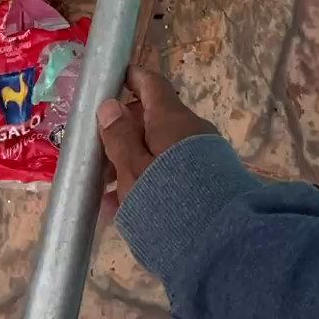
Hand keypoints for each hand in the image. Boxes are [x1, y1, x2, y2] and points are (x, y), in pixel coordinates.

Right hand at [97, 66, 217, 209]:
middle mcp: (190, 129)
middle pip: (153, 119)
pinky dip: (149, 180)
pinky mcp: (208, 180)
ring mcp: (202, 154)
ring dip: (133, 162)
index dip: (132, 79)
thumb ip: (119, 137)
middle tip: (98, 153)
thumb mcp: (133, 170)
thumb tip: (110, 105)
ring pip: (160, 148)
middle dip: (125, 132)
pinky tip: (126, 208)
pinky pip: (172, 170)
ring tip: (106, 191)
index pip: (152, 84)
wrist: (220, 240)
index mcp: (171, 118)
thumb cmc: (167, 197)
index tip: (113, 80)